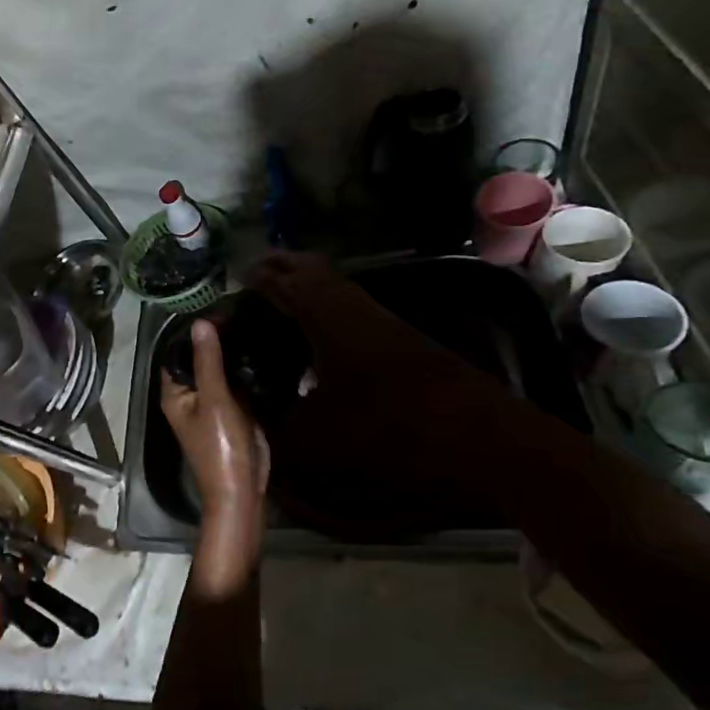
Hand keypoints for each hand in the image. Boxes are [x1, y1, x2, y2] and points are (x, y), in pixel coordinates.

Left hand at [161, 318, 268, 595]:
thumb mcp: (214, 400)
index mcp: (175, 393)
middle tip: (244, 315)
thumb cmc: (221, 446)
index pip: (178, 352)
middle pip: (201, 359)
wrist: (242, 489)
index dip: (195, 332)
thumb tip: (200, 322)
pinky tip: (264, 352)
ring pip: (222, 370)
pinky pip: (238, 384)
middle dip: (219, 340)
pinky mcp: (235, 411)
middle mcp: (191, 395)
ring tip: (256, 328)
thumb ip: (208, 361)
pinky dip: (248, 371)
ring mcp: (214, 403)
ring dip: (235, 354)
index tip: (220, 311)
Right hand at [249, 253, 532, 538]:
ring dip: (306, 286)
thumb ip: (278, 428)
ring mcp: (379, 318)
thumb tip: (254, 420)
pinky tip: (321, 333)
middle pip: (312, 272)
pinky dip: (327, 306)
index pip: (284, 284)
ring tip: (281, 302)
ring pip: (334, 287)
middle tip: (256, 280)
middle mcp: (353, 307)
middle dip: (282, 270)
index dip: (258, 280)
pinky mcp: (397, 335)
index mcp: (327, 318)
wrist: (473, 433)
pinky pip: (349, 305)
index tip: (237, 281)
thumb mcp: (318, 439)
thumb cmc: (389, 428)